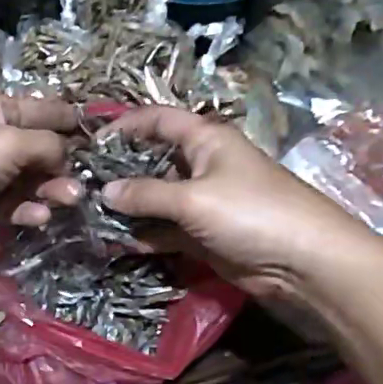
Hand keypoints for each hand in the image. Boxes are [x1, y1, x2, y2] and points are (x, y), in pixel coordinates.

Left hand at [0, 94, 77, 249]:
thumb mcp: (13, 141)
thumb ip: (50, 144)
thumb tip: (69, 157)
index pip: (44, 109)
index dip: (72, 121)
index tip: (103, 137)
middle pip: (42, 149)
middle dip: (65, 163)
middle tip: (85, 180)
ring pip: (34, 180)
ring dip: (54, 189)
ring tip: (69, 199)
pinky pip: (19, 205)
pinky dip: (31, 209)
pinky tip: (40, 216)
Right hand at [18, 106, 382, 303]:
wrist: (302, 263)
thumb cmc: (252, 214)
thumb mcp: (193, 199)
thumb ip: (145, 194)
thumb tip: (104, 191)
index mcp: (206, 140)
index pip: (159, 120)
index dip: (125, 126)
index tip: (90, 144)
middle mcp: (201, 165)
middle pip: (150, 161)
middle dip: (117, 173)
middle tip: (79, 187)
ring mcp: (199, 202)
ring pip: (152, 199)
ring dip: (125, 210)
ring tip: (88, 219)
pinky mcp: (199, 233)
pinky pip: (161, 229)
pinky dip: (140, 235)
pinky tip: (113, 244)